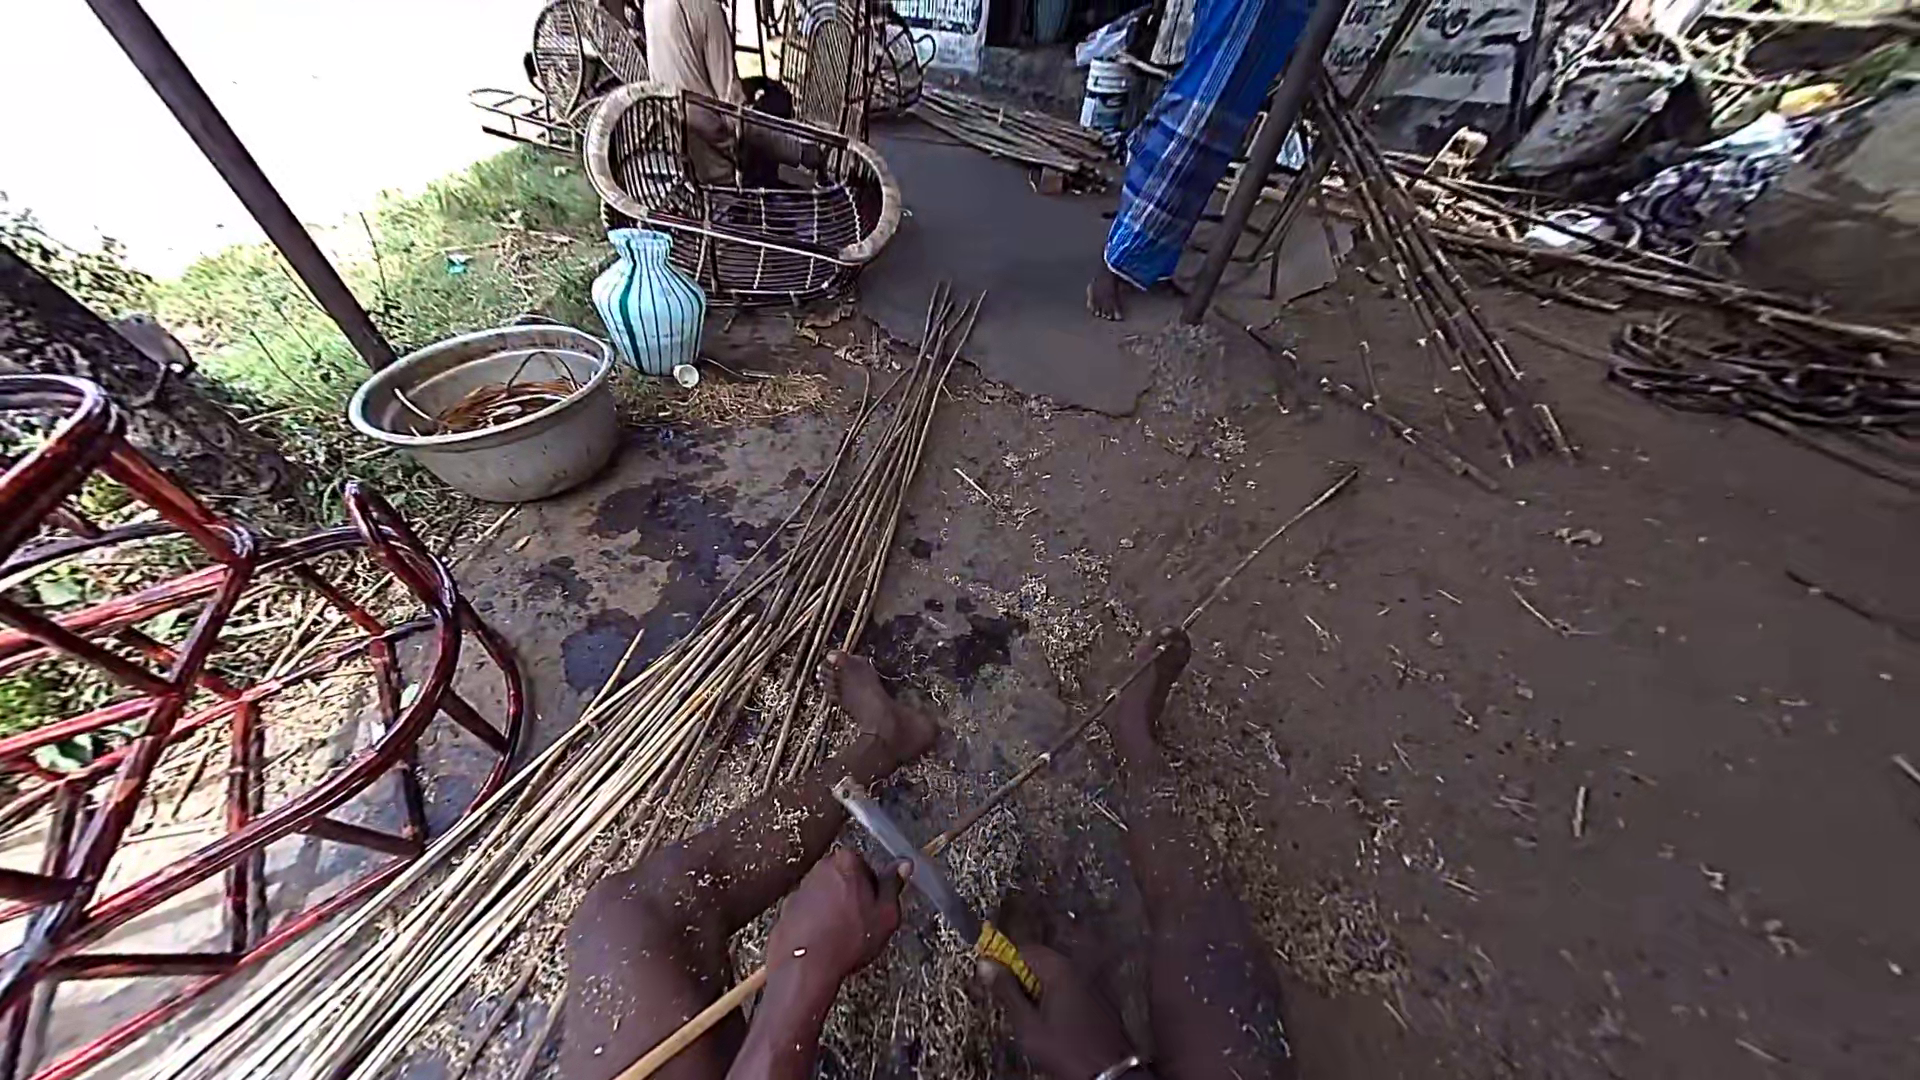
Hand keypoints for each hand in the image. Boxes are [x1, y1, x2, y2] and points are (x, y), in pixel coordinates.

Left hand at [767, 848, 909, 987]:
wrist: (805, 970)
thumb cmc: (849, 939)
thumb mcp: (886, 914)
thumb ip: (894, 885)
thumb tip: (904, 864)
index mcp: (846, 861)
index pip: (866, 867)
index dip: (873, 890)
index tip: (873, 910)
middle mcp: (820, 868)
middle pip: (843, 879)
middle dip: (851, 898)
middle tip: (859, 925)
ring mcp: (799, 889)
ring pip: (824, 896)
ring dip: (831, 912)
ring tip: (839, 940)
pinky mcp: (785, 911)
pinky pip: (806, 914)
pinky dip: (813, 925)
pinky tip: (821, 946)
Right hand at [981, 943, 1139, 1079]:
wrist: (1110, 1075)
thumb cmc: (1065, 1049)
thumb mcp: (1029, 1025)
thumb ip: (1006, 992)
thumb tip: (985, 964)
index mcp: (1057, 967)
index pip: (1024, 949)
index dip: (1006, 964)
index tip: (996, 985)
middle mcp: (1074, 967)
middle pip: (1039, 962)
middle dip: (1022, 979)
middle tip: (1014, 1007)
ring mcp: (1088, 982)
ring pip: (1053, 977)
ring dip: (1038, 990)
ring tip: (1032, 1018)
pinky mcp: (1096, 998)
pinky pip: (1068, 988)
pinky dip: (1055, 998)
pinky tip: (1053, 1023)